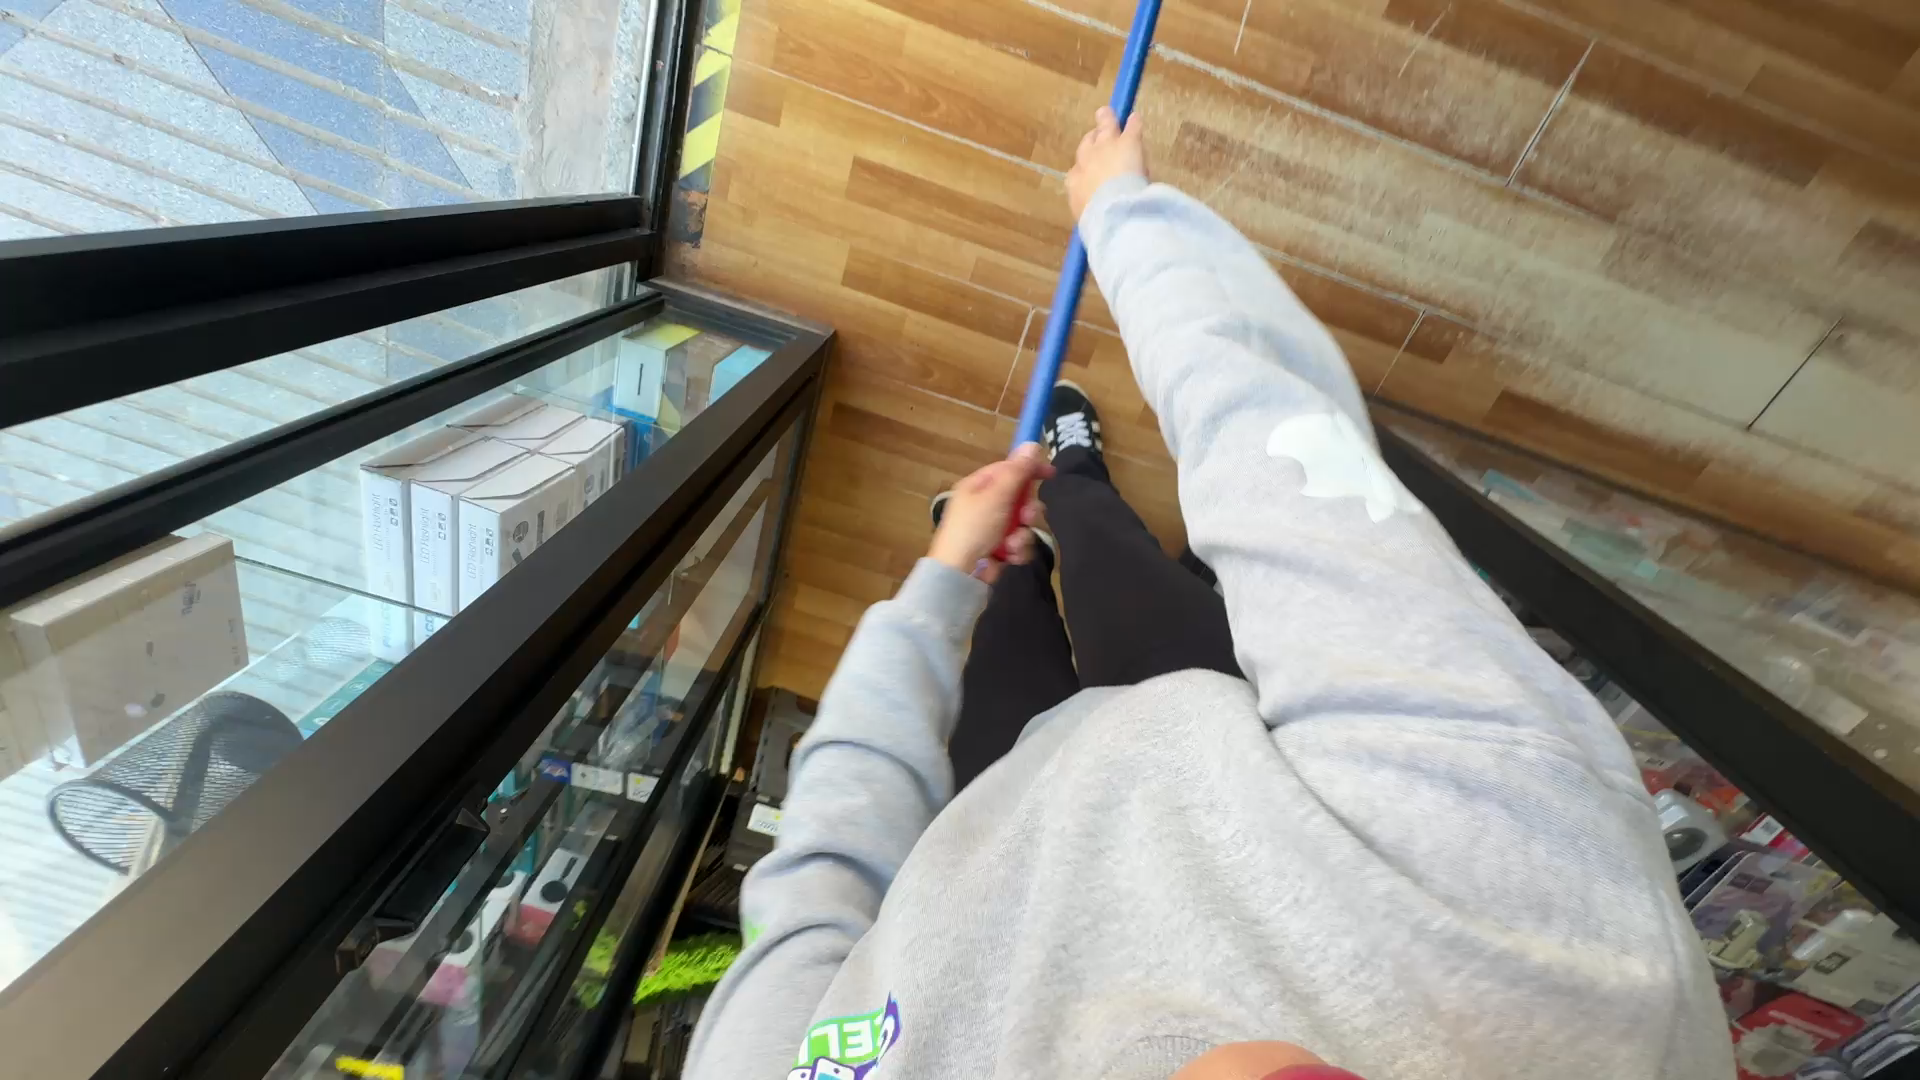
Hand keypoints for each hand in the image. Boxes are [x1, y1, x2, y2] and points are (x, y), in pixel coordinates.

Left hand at [928, 443, 1054, 583]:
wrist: (960, 574)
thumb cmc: (974, 529)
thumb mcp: (996, 496)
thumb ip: (1017, 472)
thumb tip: (1032, 444)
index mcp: (978, 486)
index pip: (1008, 469)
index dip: (1029, 469)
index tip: (1051, 473)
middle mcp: (985, 504)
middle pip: (1020, 497)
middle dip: (1027, 510)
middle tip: (1026, 518)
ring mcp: (992, 528)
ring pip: (1024, 523)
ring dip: (1022, 534)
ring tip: (1011, 544)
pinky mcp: (999, 548)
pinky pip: (1020, 542)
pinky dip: (1017, 550)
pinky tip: (1008, 556)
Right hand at [1067, 106, 1146, 221]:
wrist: (1111, 211)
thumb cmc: (1097, 222)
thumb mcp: (1086, 221)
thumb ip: (1089, 214)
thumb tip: (1093, 221)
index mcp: (1075, 185)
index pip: (1076, 173)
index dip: (1083, 169)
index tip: (1087, 171)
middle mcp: (1087, 162)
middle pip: (1086, 146)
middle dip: (1090, 141)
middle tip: (1094, 135)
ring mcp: (1107, 149)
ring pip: (1105, 128)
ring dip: (1106, 120)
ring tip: (1105, 113)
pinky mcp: (1128, 142)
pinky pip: (1131, 127)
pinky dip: (1133, 123)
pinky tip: (1135, 118)